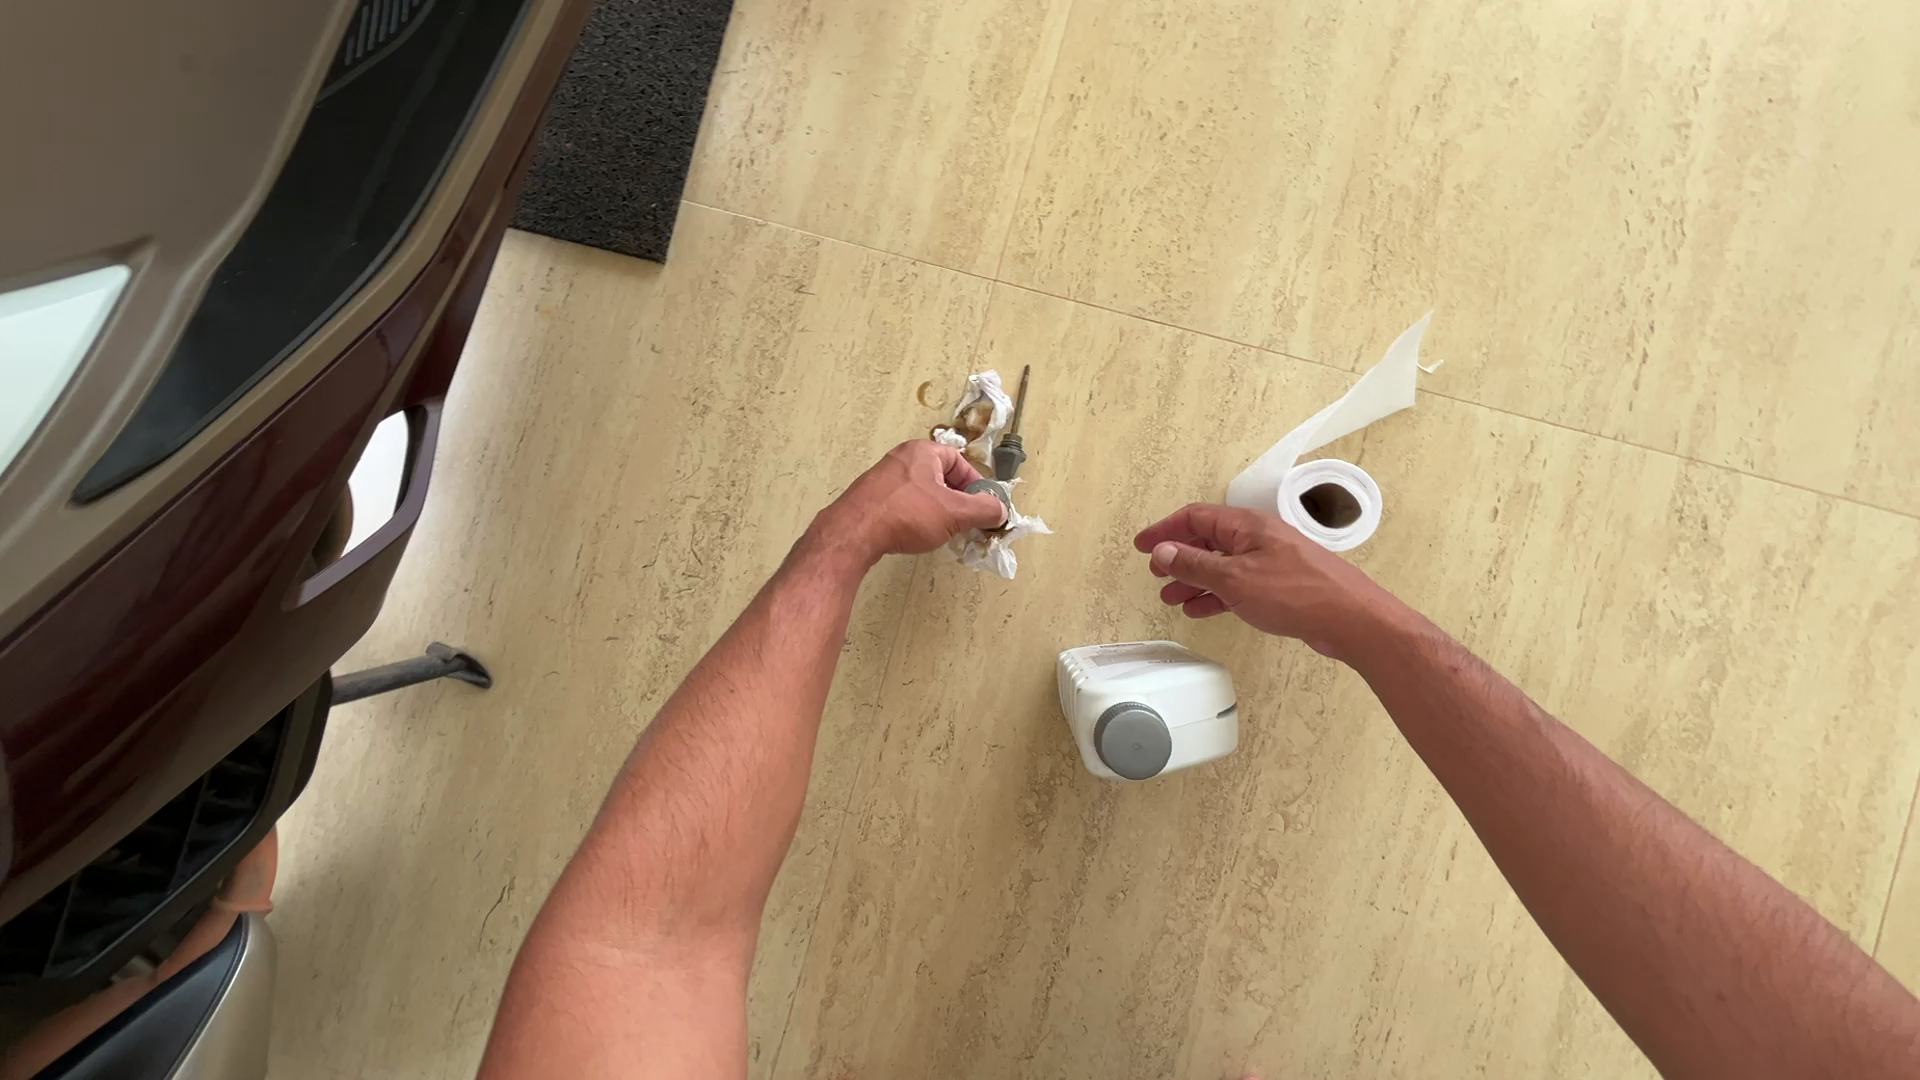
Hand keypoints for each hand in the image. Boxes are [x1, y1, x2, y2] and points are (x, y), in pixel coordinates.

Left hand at [813, 440, 1008, 563]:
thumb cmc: (905, 514)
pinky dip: (916, 518)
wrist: (854, 533)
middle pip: (941, 477)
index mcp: (922, 452)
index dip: (975, 485)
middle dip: (957, 501)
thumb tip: (1000, 510)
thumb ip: (983, 510)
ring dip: (937, 511)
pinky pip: (903, 505)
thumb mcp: (955, 513)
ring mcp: (883, 479)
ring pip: (922, 493)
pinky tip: (916, 535)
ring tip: (943, 531)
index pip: (959, 462)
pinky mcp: (871, 500)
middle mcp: (901, 460)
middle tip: (965, 521)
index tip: (983, 507)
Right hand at [1133, 503, 1393, 659]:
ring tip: (1172, 598)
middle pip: (1207, 540)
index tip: (1141, 546)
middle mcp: (1256, 538)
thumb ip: (1194, 565)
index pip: (1195, 517)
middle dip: (1178, 557)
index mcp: (1245, 526)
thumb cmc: (1295, 593)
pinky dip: (1216, 595)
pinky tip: (1201, 609)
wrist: (1352, 620)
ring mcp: (1269, 561)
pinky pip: (1237, 584)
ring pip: (1220, 565)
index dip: (1165, 530)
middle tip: (1156, 574)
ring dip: (1194, 580)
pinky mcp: (1279, 585)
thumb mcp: (1234, 579)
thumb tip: (1162, 550)